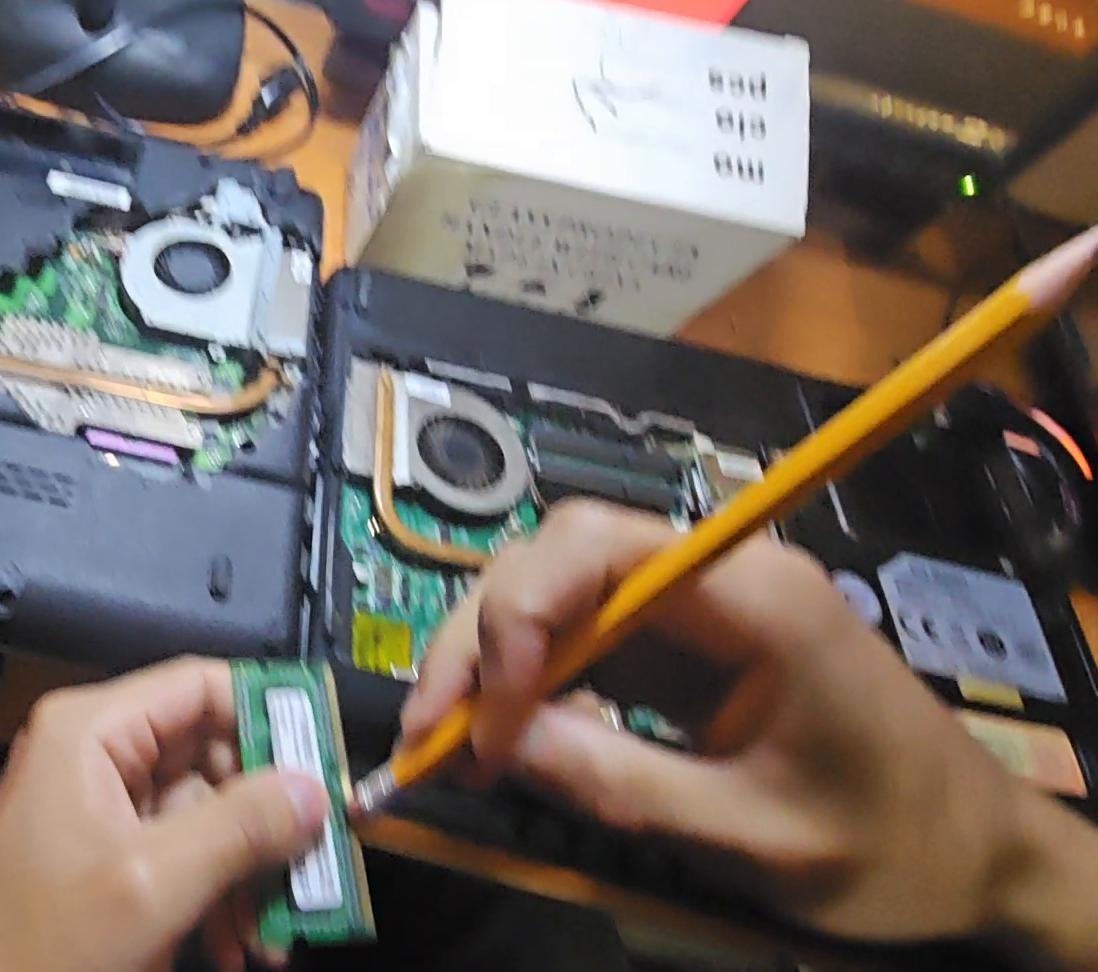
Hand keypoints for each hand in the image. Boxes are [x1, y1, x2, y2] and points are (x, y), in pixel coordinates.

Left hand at [0, 658, 329, 971]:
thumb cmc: (35, 948)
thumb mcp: (149, 885)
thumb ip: (238, 829)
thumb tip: (312, 790)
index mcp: (91, 728)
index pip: (196, 685)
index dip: (264, 712)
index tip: (321, 758)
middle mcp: (98, 750)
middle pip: (207, 751)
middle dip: (262, 815)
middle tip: (313, 861)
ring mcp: (102, 802)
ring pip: (204, 808)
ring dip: (246, 868)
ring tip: (273, 934)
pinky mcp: (108, 850)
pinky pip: (183, 850)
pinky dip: (218, 891)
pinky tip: (237, 946)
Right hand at [399, 501, 1097, 949]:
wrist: (970, 854)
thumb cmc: (893, 843)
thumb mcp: (759, 834)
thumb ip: (622, 781)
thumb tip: (493, 743)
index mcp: (746, 593)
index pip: (592, 547)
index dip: (518, 613)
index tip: (490, 714)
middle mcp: (690, 575)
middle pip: (543, 564)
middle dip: (475, 642)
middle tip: (430, 729)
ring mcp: (663, 602)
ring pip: (531, 595)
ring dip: (475, 663)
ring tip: (441, 740)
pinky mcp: (645, 637)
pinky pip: (551, 638)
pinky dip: (504, 683)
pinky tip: (485, 732)